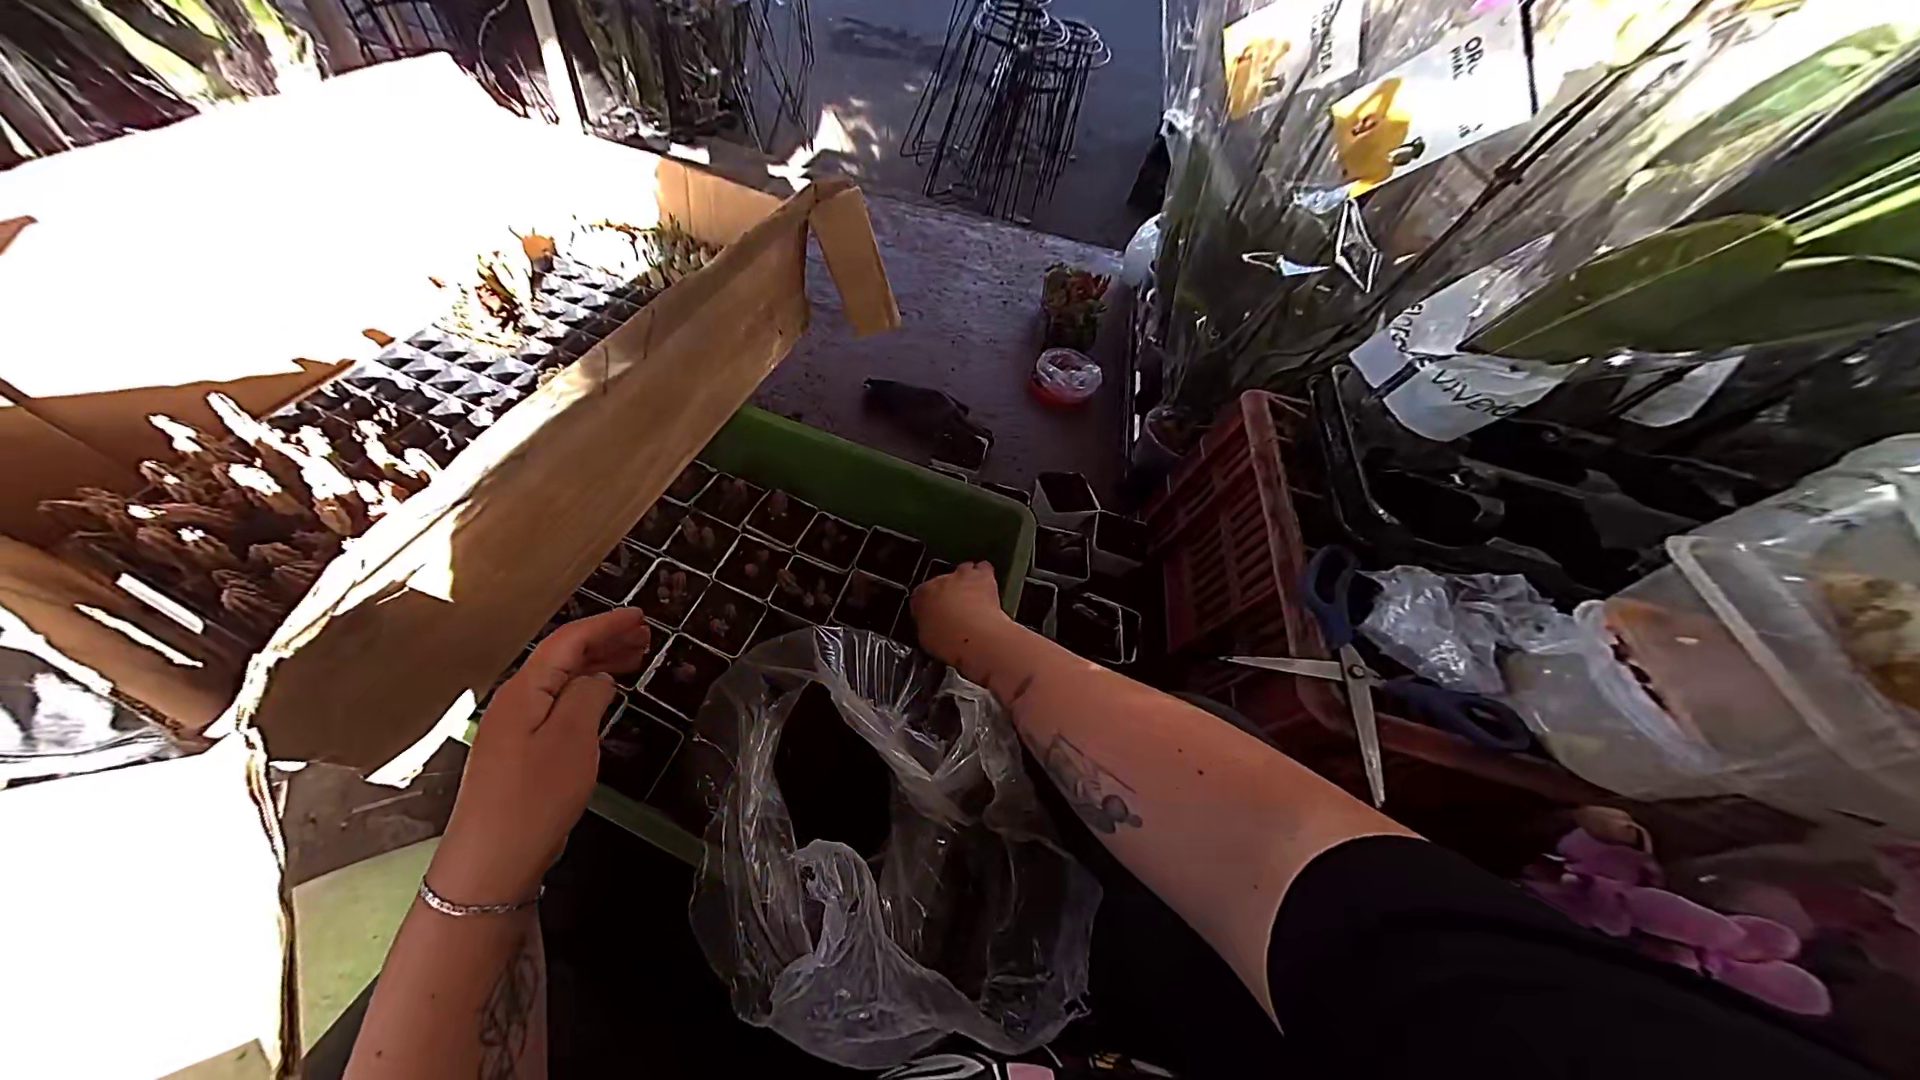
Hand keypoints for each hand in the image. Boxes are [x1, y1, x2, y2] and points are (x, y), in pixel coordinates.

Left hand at [428, 607, 651, 906]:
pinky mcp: (523, 749)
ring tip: (635, 657)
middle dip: (606, 640)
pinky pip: (561, 701)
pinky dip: (589, 689)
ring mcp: (517, 726)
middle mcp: (516, 702)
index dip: (606, 625)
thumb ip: (587, 697)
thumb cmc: (535, 797)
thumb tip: (598, 678)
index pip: (568, 642)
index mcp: (525, 692)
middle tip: (645, 635)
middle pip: (564, 656)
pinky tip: (605, 694)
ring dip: (599, 664)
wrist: (492, 862)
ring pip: (563, 679)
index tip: (640, 616)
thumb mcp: (572, 739)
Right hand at [911, 561, 1015, 676]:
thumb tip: (932, 628)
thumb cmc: (948, 642)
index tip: (934, 616)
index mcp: (922, 596)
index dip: (928, 605)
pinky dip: (984, 576)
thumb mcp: (927, 640)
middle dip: (948, 592)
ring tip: (972, 595)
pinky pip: (983, 568)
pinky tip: (988, 588)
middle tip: (955, 608)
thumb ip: (927, 627)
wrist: (974, 636)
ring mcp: (962, 576)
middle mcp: (940, 581)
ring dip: (966, 579)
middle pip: (942, 581)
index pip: (920, 596)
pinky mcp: (983, 576)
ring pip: (963, 569)